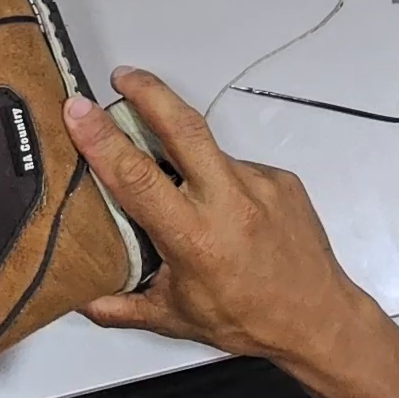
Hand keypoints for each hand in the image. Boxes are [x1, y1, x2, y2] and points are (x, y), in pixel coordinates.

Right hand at [62, 68, 376, 365]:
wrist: (320, 318)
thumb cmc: (248, 321)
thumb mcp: (176, 318)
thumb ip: (122, 306)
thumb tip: (81, 296)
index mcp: (195, 237)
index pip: (139, 177)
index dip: (104, 140)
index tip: (79, 110)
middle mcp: (229, 201)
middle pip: (184, 128)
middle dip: (150, 92)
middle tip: (122, 76)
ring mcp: (260, 184)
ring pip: (208, 150)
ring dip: (184, 152)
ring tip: (178, 185)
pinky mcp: (281, 178)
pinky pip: (236, 167)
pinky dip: (218, 178)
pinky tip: (221, 208)